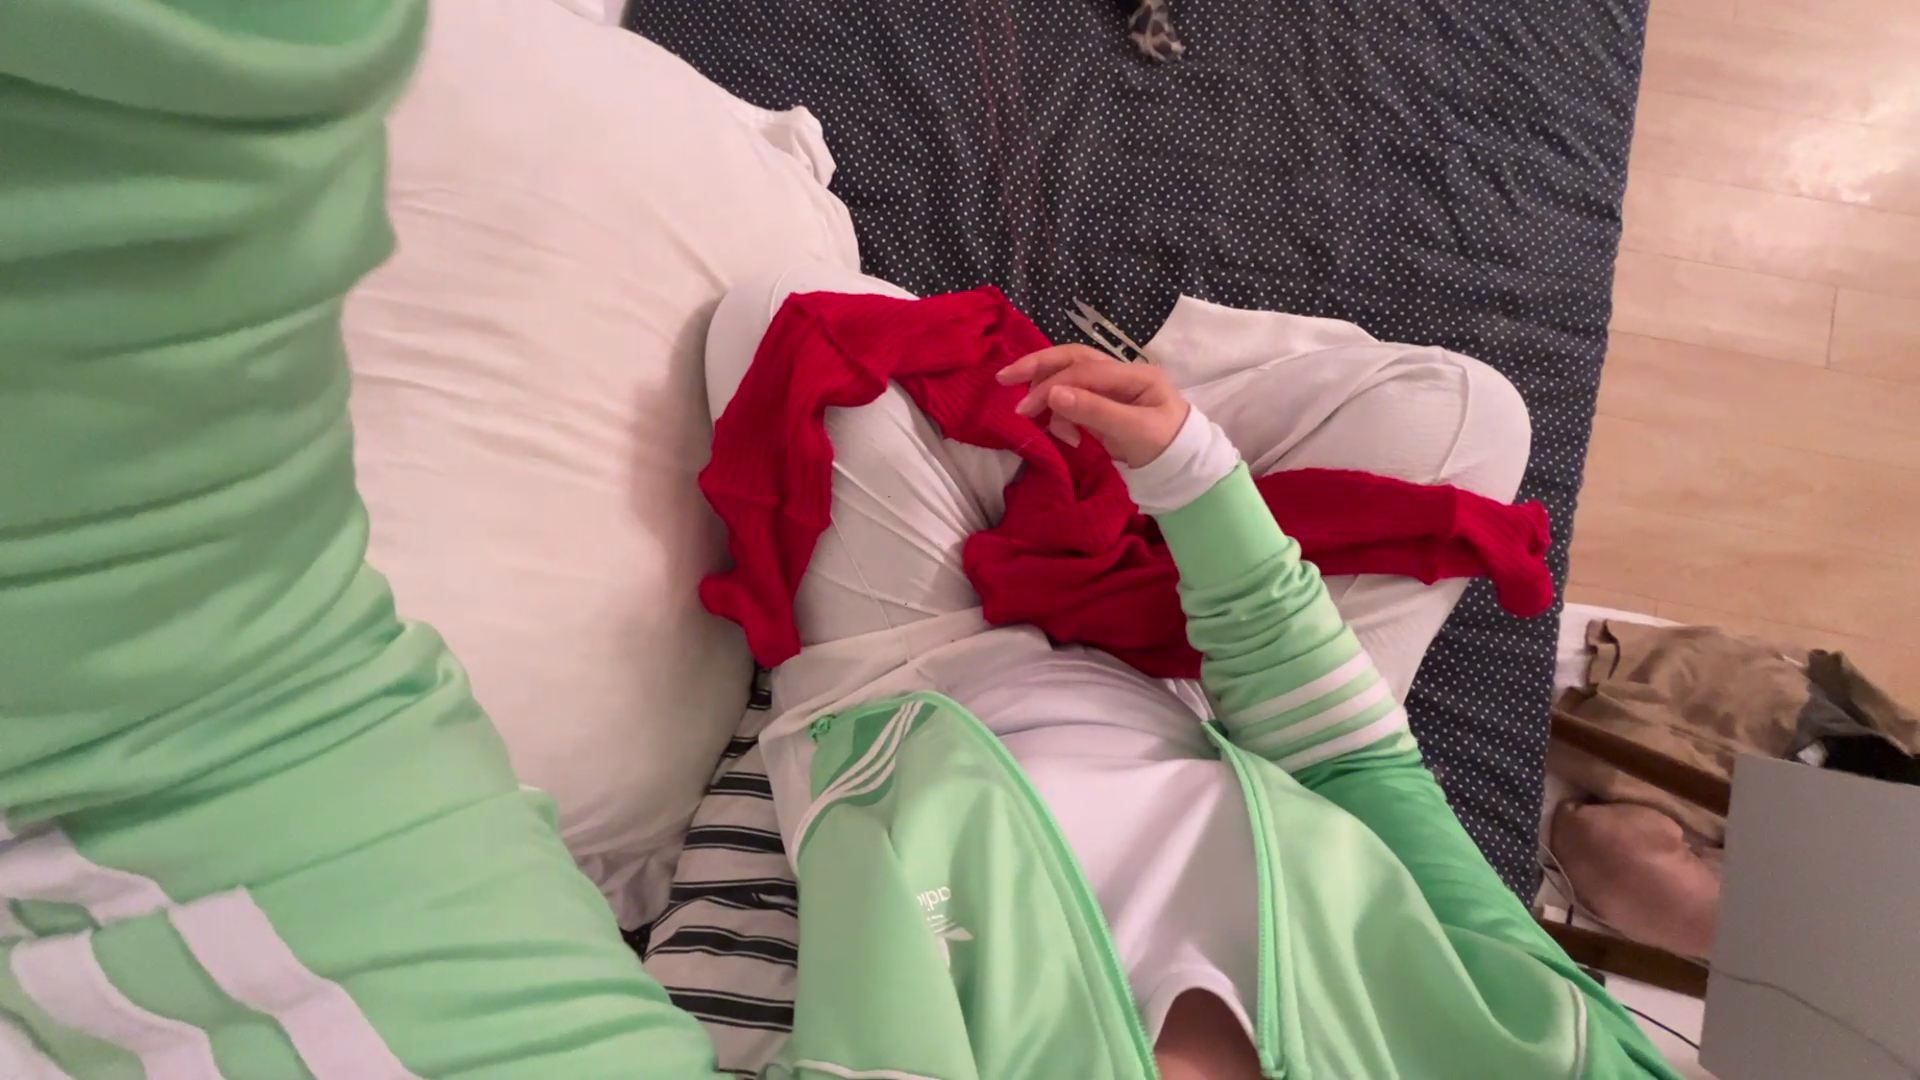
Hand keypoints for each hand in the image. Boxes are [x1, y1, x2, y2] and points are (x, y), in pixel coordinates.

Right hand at [996, 345, 1189, 467]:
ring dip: (1047, 391)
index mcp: (1135, 374)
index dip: (1051, 384)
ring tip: (1037, 419)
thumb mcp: (1133, 432)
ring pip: (1070, 374)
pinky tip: (1065, 436)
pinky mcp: (1104, 404)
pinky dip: (1060, 412)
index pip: (1083, 369)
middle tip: (1004, 378)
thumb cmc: (1165, 449)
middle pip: (1072, 358)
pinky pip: (1073, 398)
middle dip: (1037, 367)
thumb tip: (1052, 394)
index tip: (1026, 408)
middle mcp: (1122, 373)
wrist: (1184, 470)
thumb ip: (1094, 411)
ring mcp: (1113, 388)